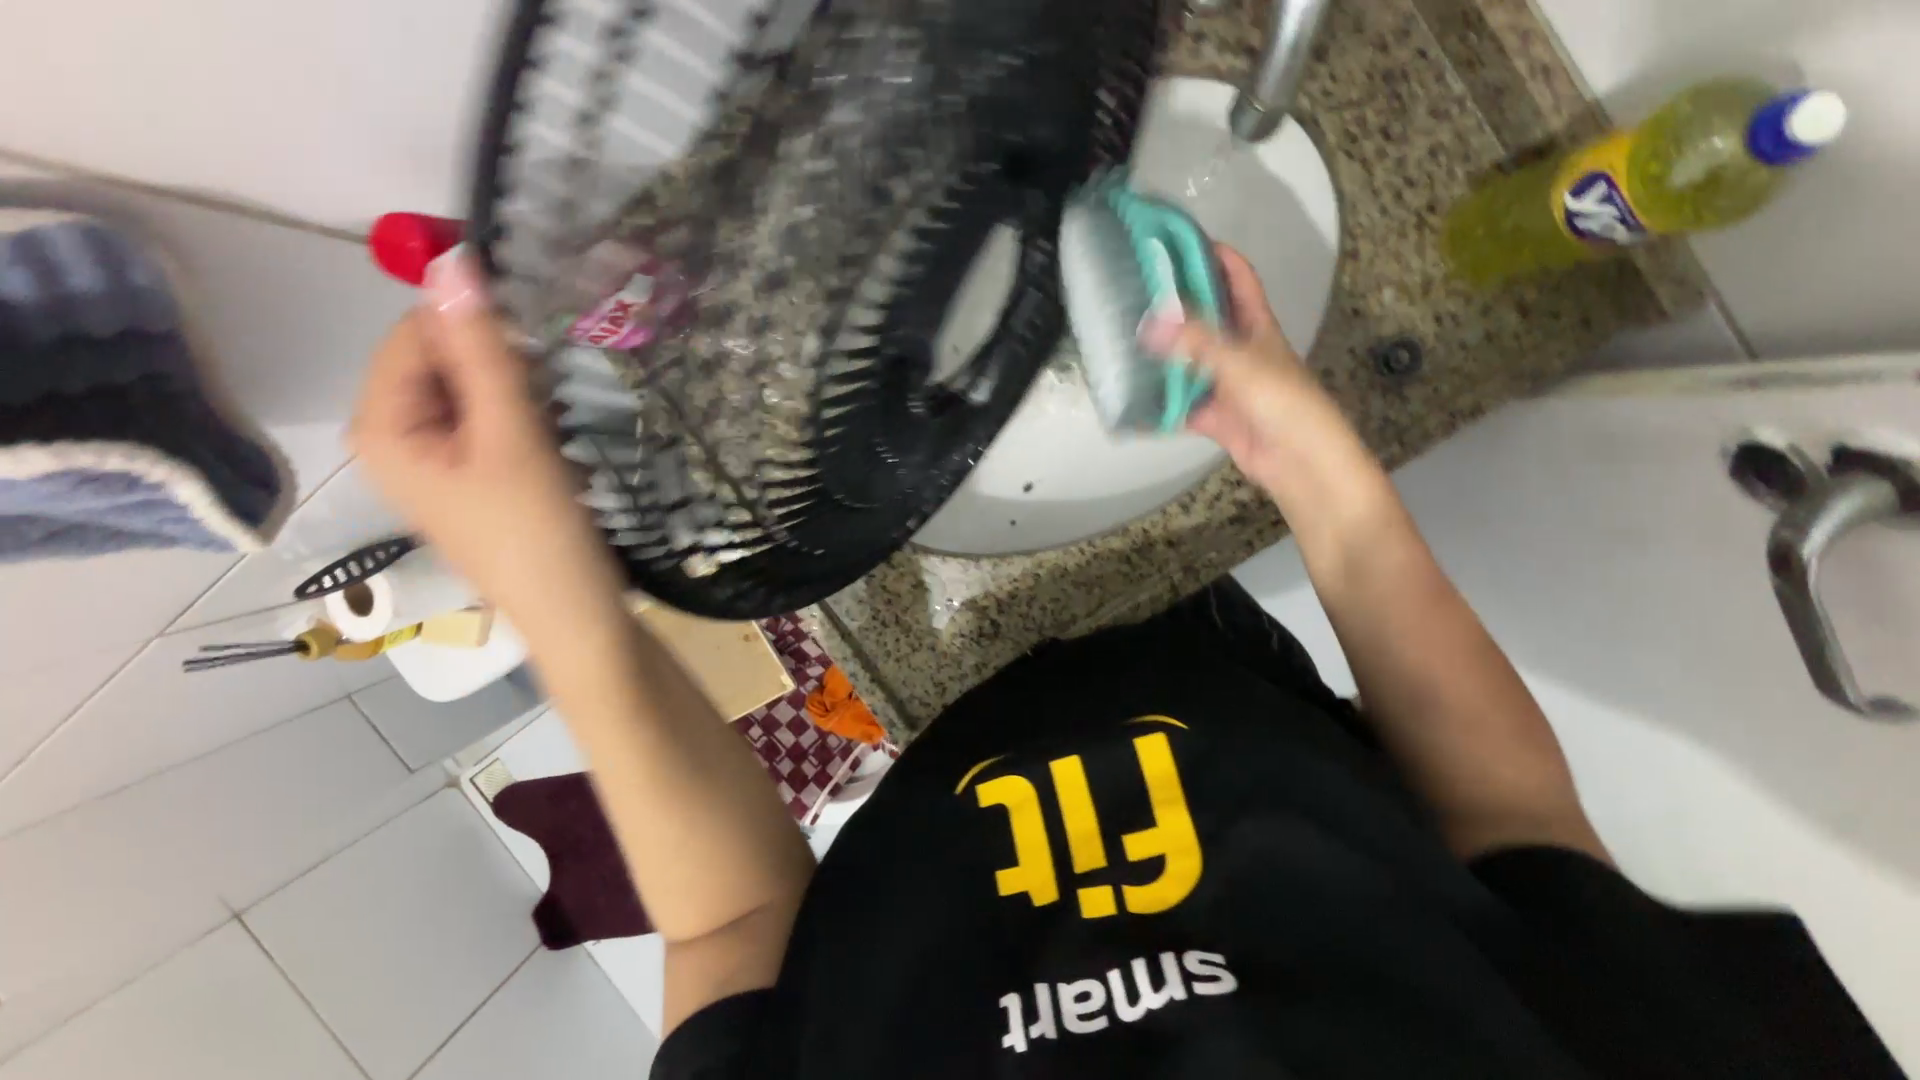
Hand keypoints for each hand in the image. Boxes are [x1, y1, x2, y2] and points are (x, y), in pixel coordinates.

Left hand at [348, 252, 625, 633]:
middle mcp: (394, 438)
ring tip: (555, 421)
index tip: (535, 344)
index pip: (414, 333)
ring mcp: (433, 462)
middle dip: (498, 363)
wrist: (574, 617)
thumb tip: (449, 259)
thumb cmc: (537, 531)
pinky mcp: (470, 478)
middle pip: (440, 360)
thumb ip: (481, 349)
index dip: (473, 326)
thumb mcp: (511, 435)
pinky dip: (522, 418)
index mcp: (381, 426)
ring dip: (517, 391)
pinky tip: (553, 443)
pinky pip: (487, 421)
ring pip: (471, 390)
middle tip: (549, 394)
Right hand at [1144, 245, 1372, 503]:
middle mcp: (1242, 350)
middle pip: (1207, 318)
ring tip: (1126, 340)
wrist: (1301, 460)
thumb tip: (1150, 321)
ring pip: (1190, 363)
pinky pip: (1183, 406)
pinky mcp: (1217, 417)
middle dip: (1177, 305)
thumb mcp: (1238, 361)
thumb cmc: (1281, 401)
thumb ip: (1194, 341)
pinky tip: (1133, 399)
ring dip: (1164, 356)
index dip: (1215, 256)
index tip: (1179, 243)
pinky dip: (1161, 405)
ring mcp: (1228, 385)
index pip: (1237, 278)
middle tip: (1138, 292)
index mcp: (1257, 326)